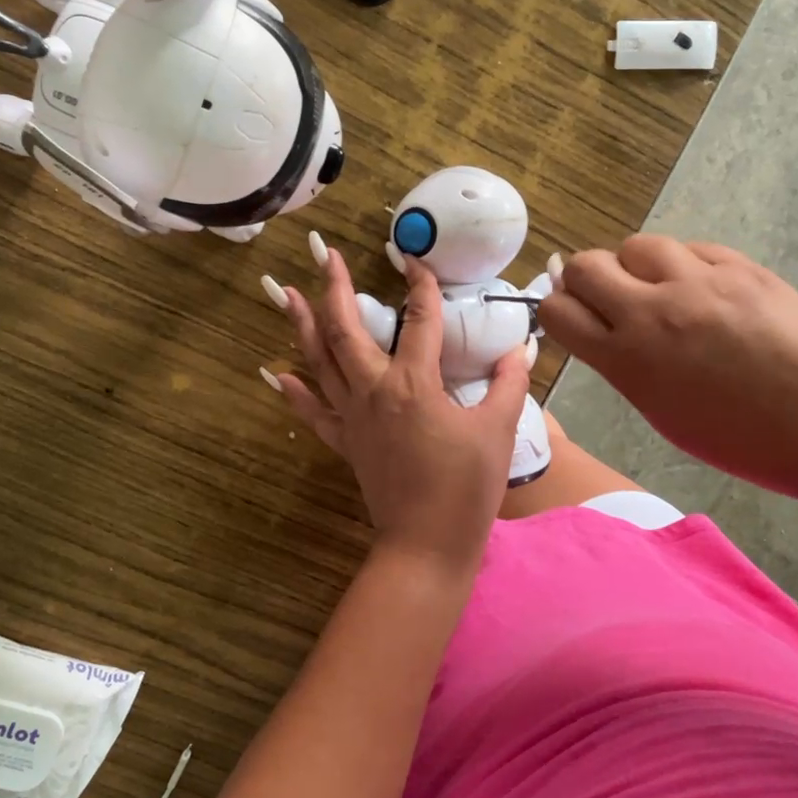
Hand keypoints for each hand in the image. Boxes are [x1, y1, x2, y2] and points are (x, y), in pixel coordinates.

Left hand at [262, 243, 531, 569]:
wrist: (427, 544)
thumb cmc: (466, 488)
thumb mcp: (497, 431)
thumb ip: (508, 385)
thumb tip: (520, 350)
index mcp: (414, 382)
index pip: (419, 320)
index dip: (420, 285)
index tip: (415, 260)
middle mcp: (374, 390)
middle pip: (346, 330)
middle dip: (334, 288)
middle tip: (324, 254)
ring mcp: (353, 416)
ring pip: (320, 362)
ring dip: (303, 325)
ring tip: (289, 294)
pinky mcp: (345, 442)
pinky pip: (314, 413)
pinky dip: (295, 393)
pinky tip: (278, 373)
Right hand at [539, 235, 797, 502]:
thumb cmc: (742, 439)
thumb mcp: (661, 412)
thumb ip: (621, 363)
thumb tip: (600, 330)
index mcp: (626, 358)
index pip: (557, 310)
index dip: (556, 310)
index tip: (570, 317)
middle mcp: (652, 310)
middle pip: (585, 265)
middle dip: (585, 280)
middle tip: (607, 298)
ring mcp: (698, 281)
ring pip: (637, 245)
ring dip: (636, 266)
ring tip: (659, 289)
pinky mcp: (739, 265)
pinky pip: (690, 249)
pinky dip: (685, 265)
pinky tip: (704, 289)